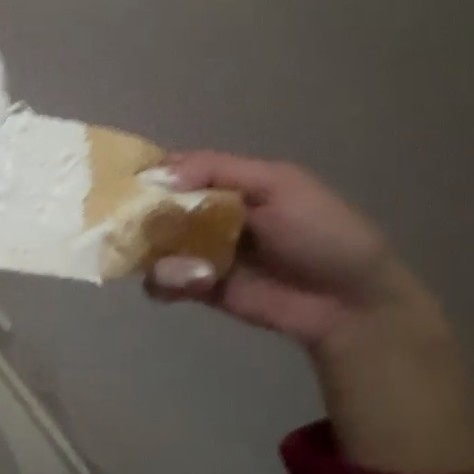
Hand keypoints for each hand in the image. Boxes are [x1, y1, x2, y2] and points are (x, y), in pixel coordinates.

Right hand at [145, 152, 473, 473]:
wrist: (352, 302)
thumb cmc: (323, 233)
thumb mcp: (279, 185)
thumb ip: (217, 171)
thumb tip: (157, 175)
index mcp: (227, 183)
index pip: (175, 171)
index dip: (149, 175)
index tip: (121, 181)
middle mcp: (206, 214)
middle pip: (154, 208)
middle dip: (139, 216)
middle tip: (129, 225)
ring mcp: (200, 251)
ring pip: (152, 246)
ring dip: (156, 253)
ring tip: (186, 266)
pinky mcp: (199, 287)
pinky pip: (163, 282)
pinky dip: (165, 283)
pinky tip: (188, 285)